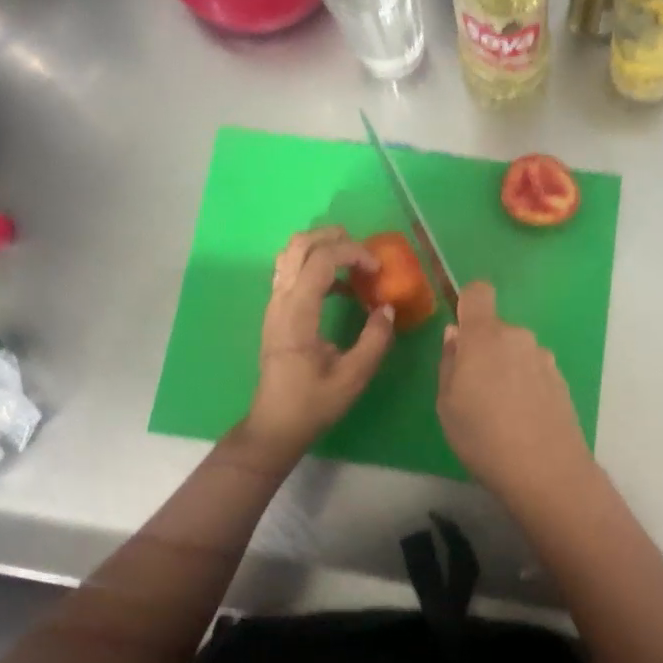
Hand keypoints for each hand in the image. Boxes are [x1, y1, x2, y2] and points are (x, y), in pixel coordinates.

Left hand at [242, 227, 395, 461]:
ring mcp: (274, 304)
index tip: (377, 269)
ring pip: (291, 253)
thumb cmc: (313, 404)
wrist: (275, 425)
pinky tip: (340, 286)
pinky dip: (315, 264)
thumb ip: (374, 340)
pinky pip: (291, 270)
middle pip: (299, 244)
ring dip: (322, 247)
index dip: (352, 253)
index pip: (320, 261)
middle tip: (365, 253)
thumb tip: (387, 308)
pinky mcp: (276, 311)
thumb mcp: (353, 377)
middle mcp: (280, 301)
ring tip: (354, 262)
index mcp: (297, 314)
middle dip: (334, 238)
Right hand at [437, 282, 590, 495]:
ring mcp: (544, 358)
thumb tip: (456, 337)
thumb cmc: (483, 436)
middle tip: (473, 390)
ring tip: (500, 411)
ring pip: (516, 351)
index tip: (461, 332)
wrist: (546, 470)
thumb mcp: (446, 404)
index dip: (468, 303)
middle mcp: (518, 337)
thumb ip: (449, 363)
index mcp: (484, 336)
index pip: (478, 292)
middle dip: (483, 349)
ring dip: (506, 369)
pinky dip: (525, 385)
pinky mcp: (561, 379)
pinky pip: (533, 370)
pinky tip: (522, 419)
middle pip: (495, 329)